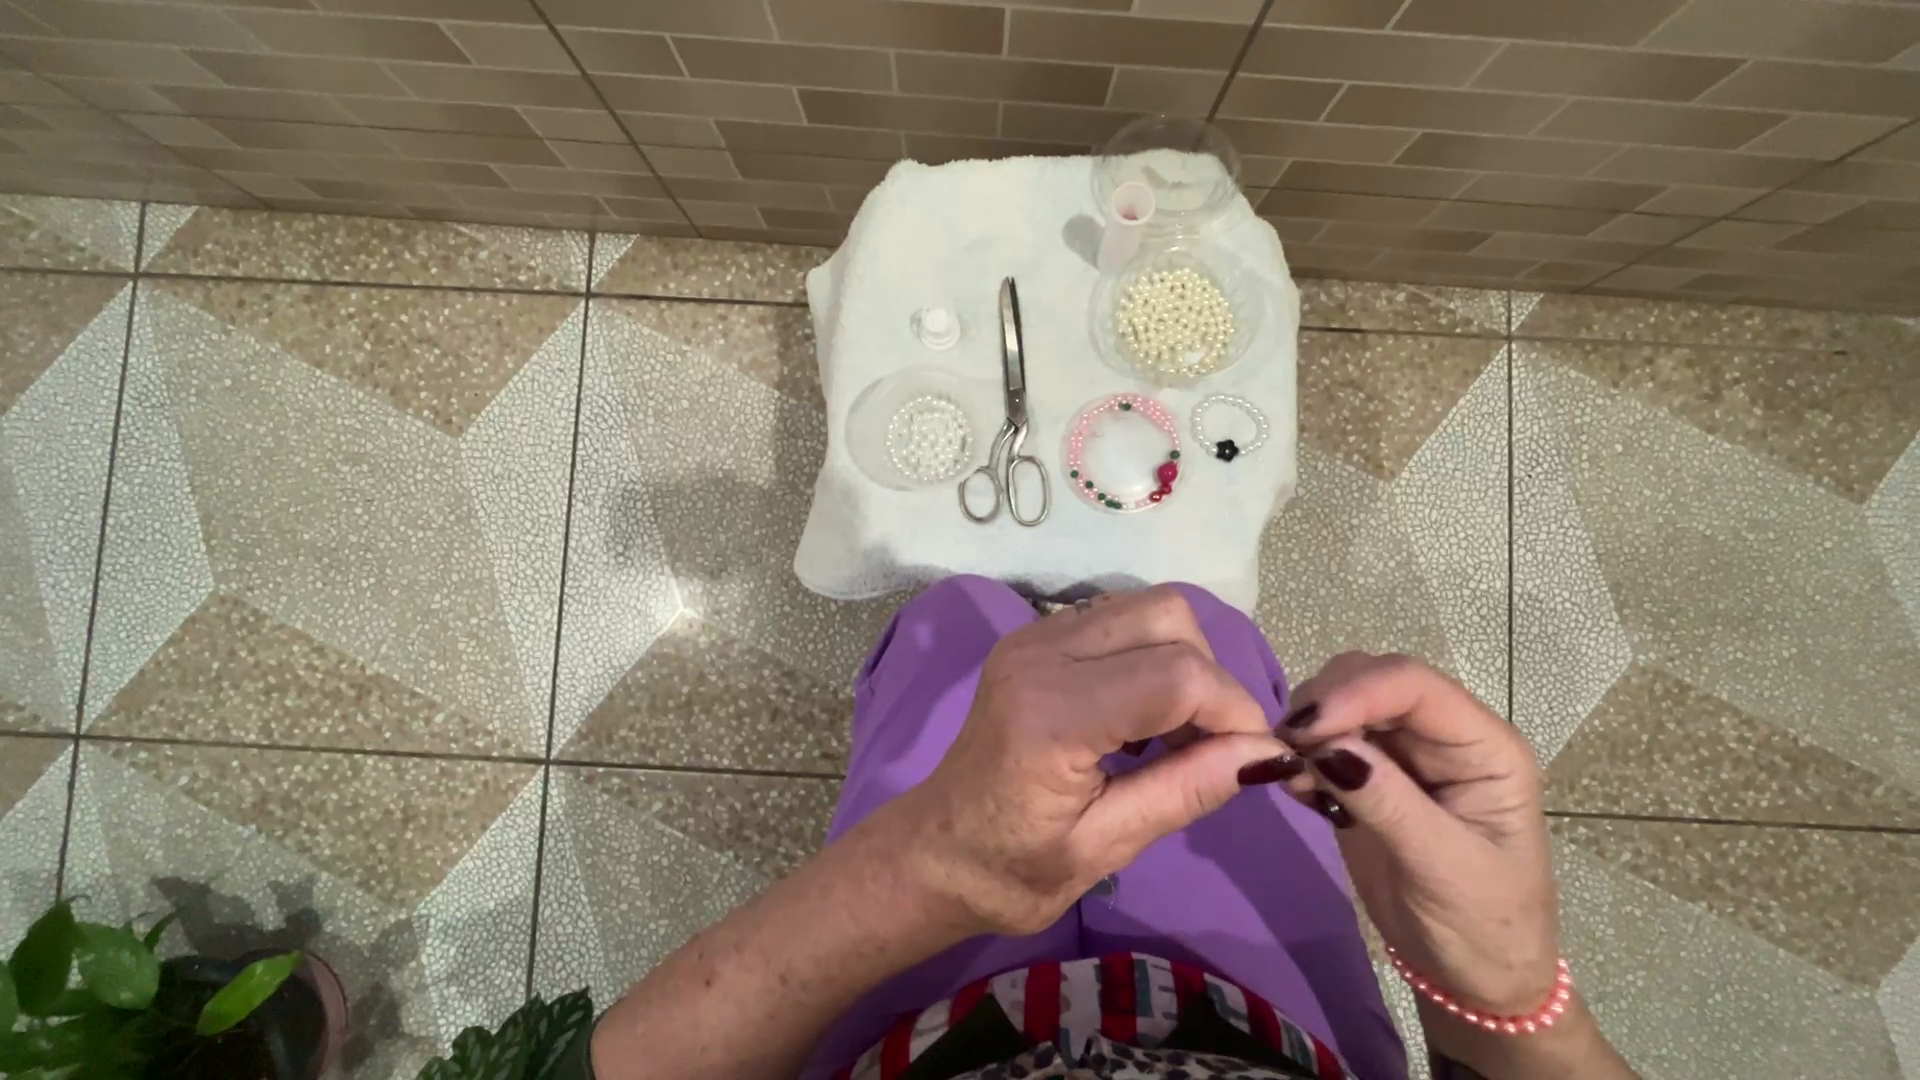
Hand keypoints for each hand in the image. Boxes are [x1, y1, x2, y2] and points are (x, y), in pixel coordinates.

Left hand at [890, 587, 1295, 936]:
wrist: (938, 849)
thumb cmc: (1013, 868)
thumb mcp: (1106, 847)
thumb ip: (1186, 790)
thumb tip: (1266, 752)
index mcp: (1053, 716)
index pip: (1175, 675)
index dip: (1233, 709)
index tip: (1253, 755)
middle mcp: (1040, 655)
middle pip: (1165, 616)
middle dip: (1209, 673)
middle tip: (1210, 741)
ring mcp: (1031, 638)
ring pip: (1143, 606)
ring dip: (1181, 656)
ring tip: (1174, 729)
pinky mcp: (1032, 638)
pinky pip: (1115, 618)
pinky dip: (1148, 651)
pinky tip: (1139, 710)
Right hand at [1281, 654, 1559, 1021]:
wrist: (1472, 978)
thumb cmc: (1483, 925)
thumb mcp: (1444, 867)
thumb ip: (1387, 801)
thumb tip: (1322, 745)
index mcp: (1483, 746)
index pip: (1413, 684)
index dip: (1355, 692)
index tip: (1304, 729)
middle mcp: (1440, 735)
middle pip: (1369, 678)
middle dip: (1324, 703)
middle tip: (1290, 749)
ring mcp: (1401, 752)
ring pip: (1338, 701)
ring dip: (1306, 727)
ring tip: (1294, 775)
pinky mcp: (1364, 774)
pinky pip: (1321, 739)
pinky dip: (1298, 752)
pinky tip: (1296, 788)